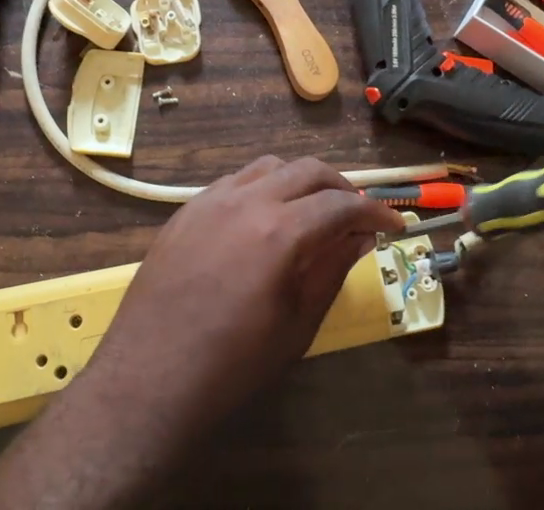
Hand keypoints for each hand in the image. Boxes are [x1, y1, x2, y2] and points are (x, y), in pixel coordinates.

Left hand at [90, 156, 405, 437]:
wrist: (149, 377)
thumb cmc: (232, 363)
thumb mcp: (297, 323)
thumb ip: (332, 270)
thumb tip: (359, 237)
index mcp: (280, 231)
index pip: (342, 204)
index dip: (375, 211)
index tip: (394, 224)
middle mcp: (246, 201)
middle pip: (307, 170)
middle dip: (341, 187)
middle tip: (357, 216)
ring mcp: (211, 201)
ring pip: (269, 167)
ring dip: (300, 181)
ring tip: (313, 211)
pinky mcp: (186, 211)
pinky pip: (234, 182)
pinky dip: (263, 188)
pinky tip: (266, 219)